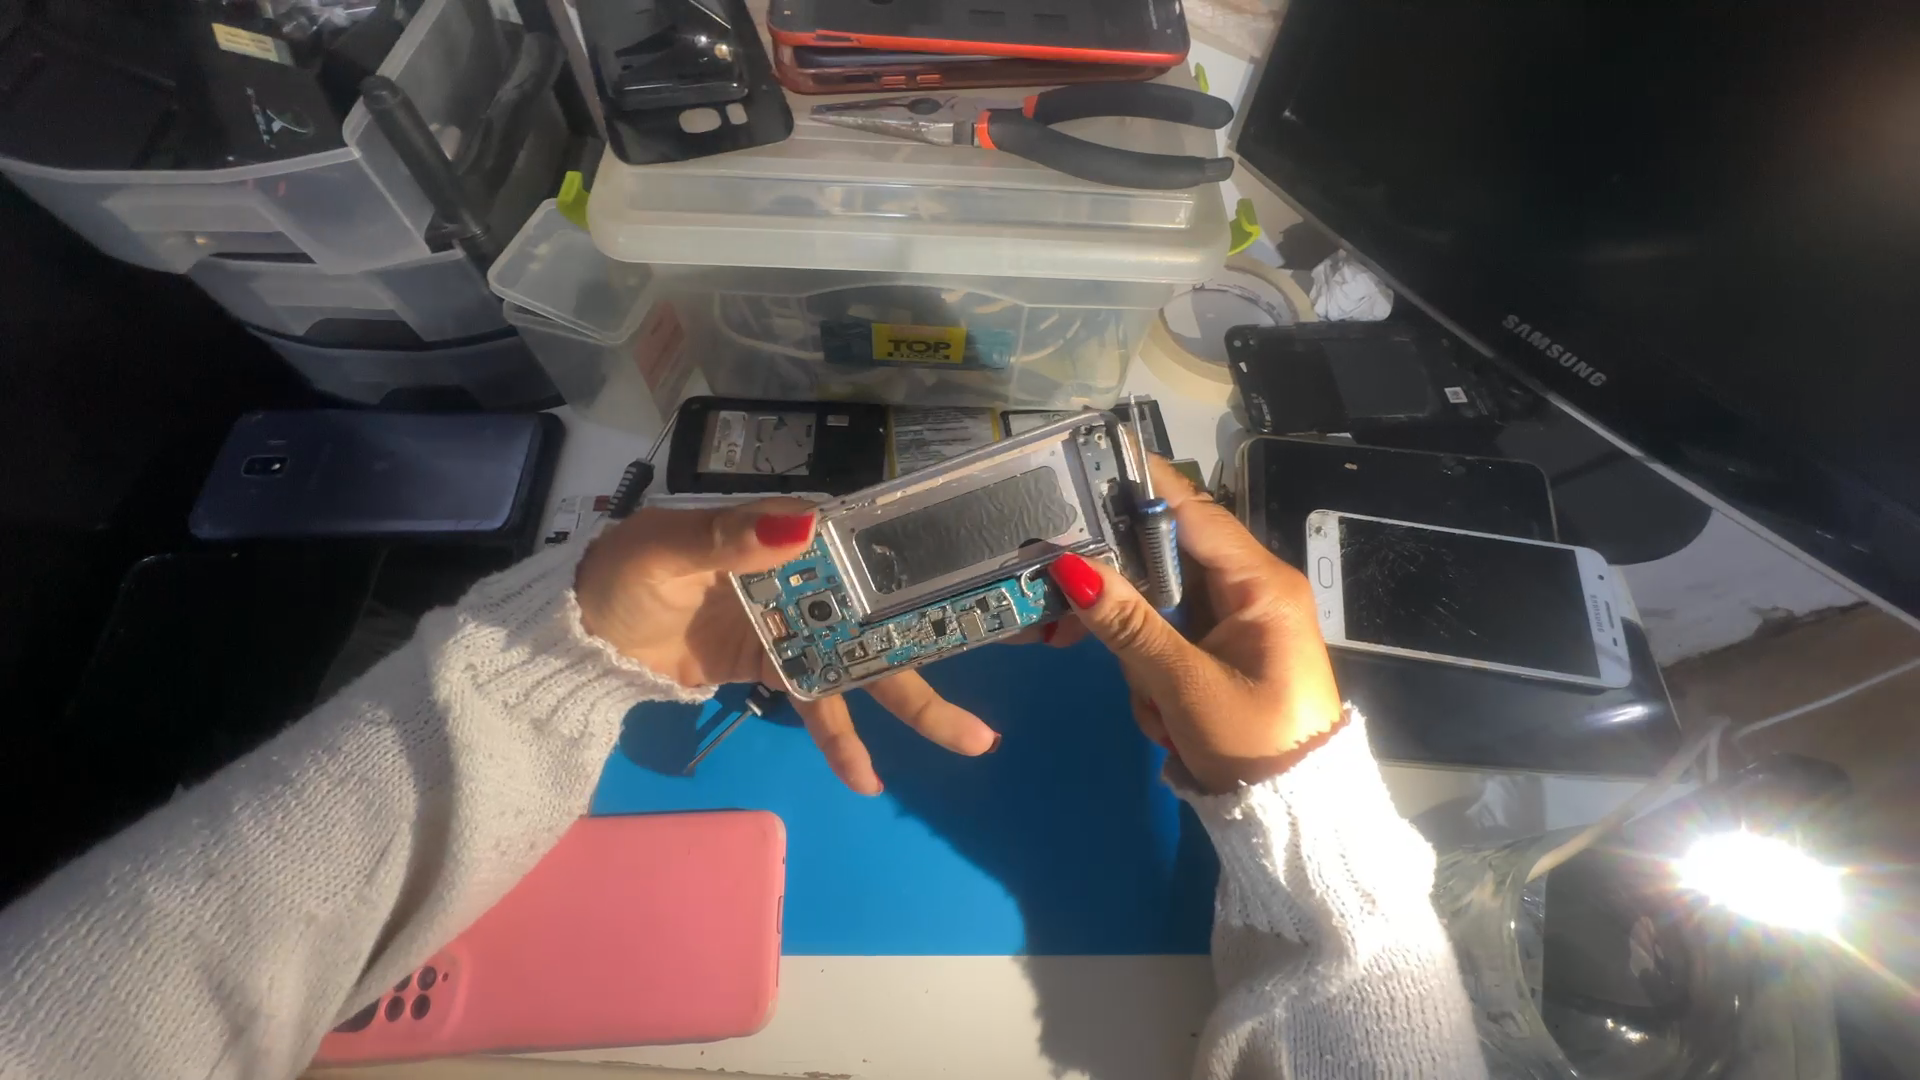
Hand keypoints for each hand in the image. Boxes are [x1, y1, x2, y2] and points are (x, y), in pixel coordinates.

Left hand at [575, 501, 998, 793]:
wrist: (582, 636)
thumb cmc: (625, 574)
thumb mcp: (667, 548)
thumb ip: (732, 536)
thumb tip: (805, 521)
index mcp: (793, 537)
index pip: (873, 543)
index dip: (930, 557)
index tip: (989, 573)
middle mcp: (813, 580)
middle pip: (888, 611)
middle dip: (948, 637)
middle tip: (1020, 649)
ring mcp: (801, 629)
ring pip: (868, 666)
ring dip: (915, 705)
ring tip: (974, 744)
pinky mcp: (781, 672)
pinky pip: (822, 706)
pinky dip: (844, 741)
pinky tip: (870, 780)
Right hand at [1041, 458, 1343, 792]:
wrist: (1294, 817)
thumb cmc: (1254, 744)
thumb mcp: (1184, 685)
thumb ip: (1128, 623)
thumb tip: (1070, 567)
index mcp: (1259, 583)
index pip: (1192, 511)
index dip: (1141, 489)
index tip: (1085, 474)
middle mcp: (1249, 588)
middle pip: (1165, 559)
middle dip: (1129, 601)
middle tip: (1080, 623)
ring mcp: (1234, 620)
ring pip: (1158, 603)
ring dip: (1141, 651)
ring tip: (1155, 703)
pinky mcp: (1220, 648)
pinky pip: (1167, 635)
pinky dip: (1152, 669)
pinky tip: (1162, 712)